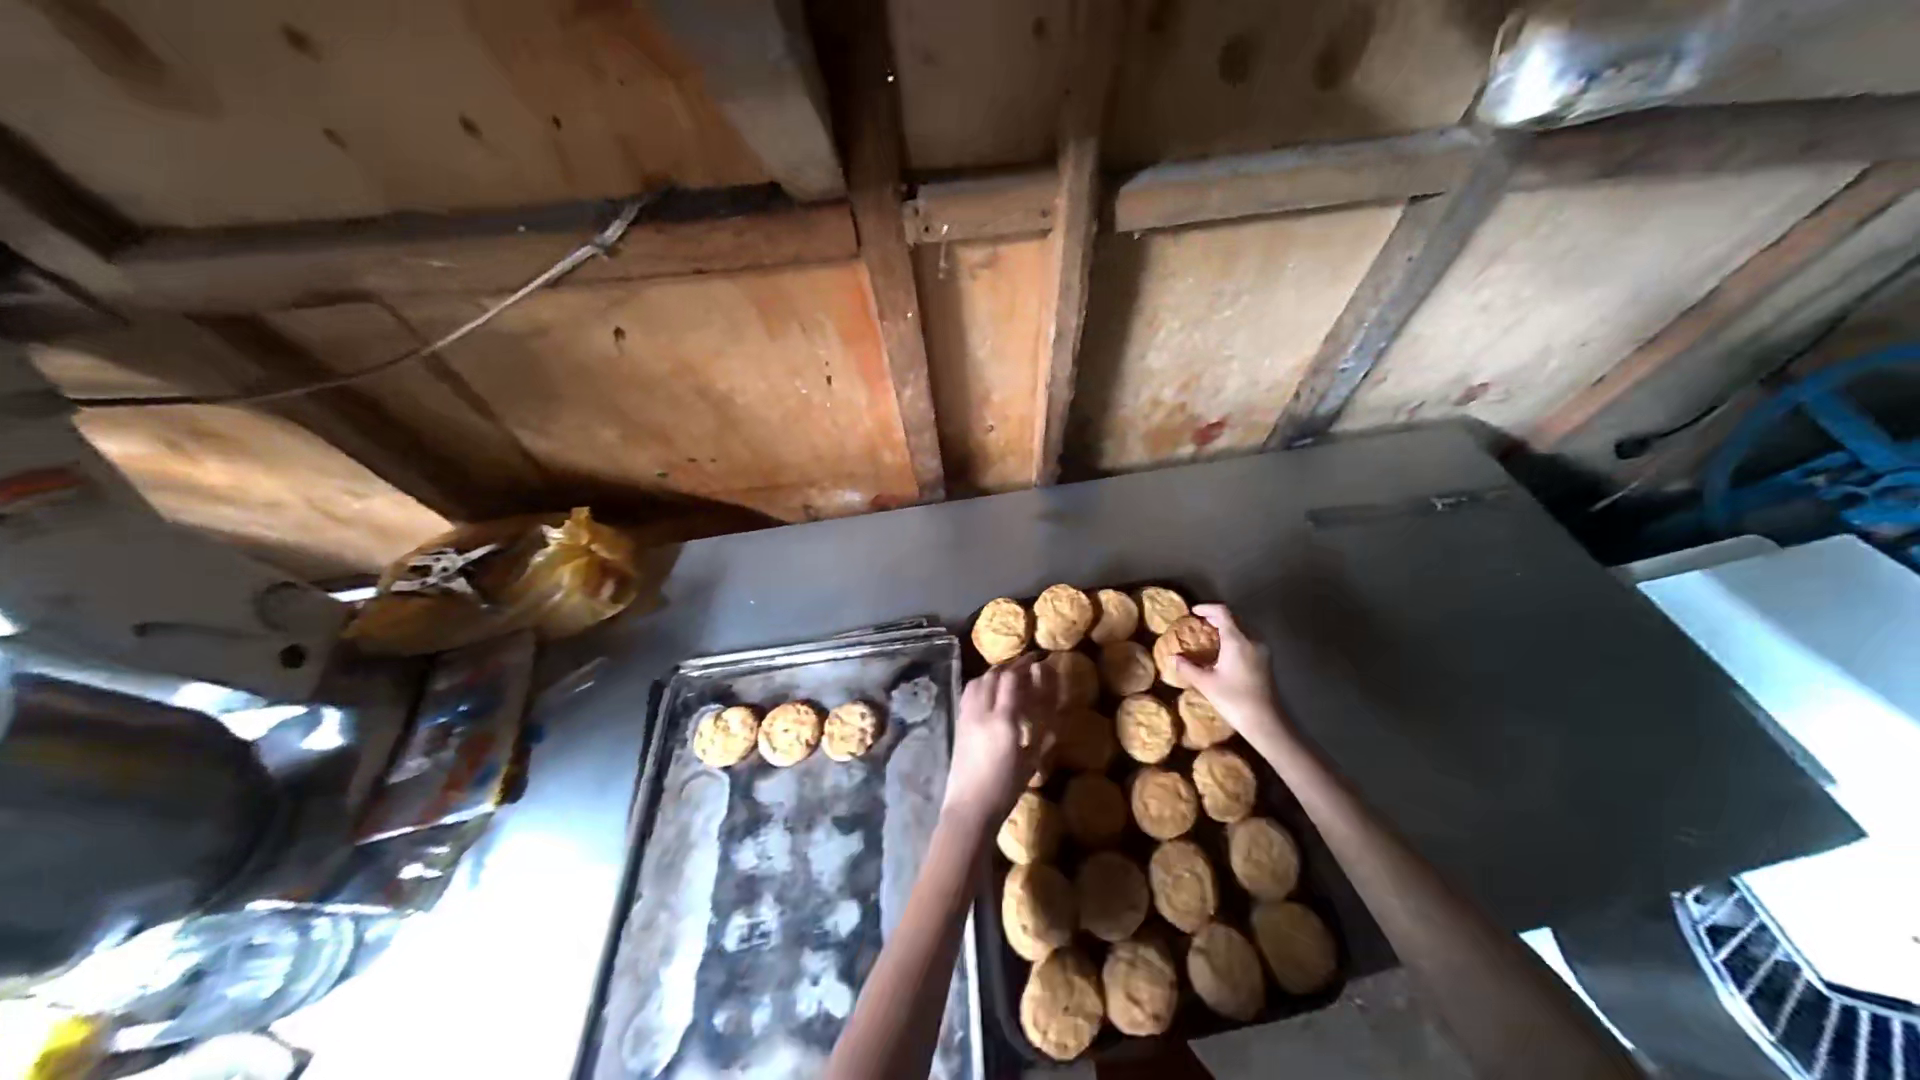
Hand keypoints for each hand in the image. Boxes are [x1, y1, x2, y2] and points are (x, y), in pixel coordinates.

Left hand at [943, 654, 1056, 825]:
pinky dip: (980, 684)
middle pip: (993, 675)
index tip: (1038, 660)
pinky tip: (989, 692)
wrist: (969, 807)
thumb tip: (1053, 714)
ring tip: (1008, 676)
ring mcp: (967, 716)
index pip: (1012, 680)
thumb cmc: (1005, 789)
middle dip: (1010, 666)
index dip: (1025, 665)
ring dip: (993, 673)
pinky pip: (968, 693)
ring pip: (978, 681)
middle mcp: (982, 712)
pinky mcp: (958, 723)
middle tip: (1025, 666)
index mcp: (1004, 721)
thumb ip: (1042, 735)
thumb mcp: (1031, 762)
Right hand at [1171, 604, 1290, 742]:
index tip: (1193, 612)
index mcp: (1237, 641)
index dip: (1207, 608)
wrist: (1265, 721)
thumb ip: (1187, 667)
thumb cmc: (1234, 700)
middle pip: (1233, 619)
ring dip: (1225, 629)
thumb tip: (1172, 657)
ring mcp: (1261, 650)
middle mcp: (1252, 640)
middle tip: (1197, 624)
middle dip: (1215, 618)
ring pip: (1241, 630)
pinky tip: (1222, 652)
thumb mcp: (1205, 683)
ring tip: (1208, 637)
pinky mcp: (1264, 661)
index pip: (1223, 613)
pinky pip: (1247, 641)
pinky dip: (1233, 639)